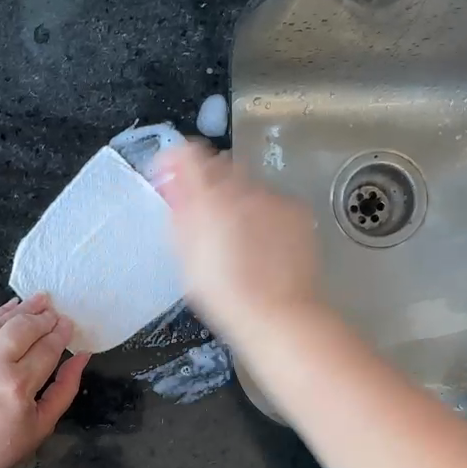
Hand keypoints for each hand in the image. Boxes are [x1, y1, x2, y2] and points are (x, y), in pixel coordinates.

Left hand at [0, 294, 88, 467]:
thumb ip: (64, 389)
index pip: (47, 348)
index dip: (61, 333)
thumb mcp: (40, 427)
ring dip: (19, 310)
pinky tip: (6, 313)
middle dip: (42, 316)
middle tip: (54, 309)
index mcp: (17, 386)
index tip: (68, 324)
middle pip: (23, 327)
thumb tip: (81, 356)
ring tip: (36, 301)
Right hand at [156, 142, 324, 339]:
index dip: (176, 161)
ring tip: (235, 239)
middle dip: (208, 184)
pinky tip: (261, 244)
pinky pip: (273, 201)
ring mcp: (273, 197)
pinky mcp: (296, 210)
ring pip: (248, 186)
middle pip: (220, 167)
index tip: (169, 176)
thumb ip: (178, 212)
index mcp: (207, 197)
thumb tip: (171, 181)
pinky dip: (263, 214)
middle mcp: (242, 187)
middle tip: (201, 215)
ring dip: (236, 201)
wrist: (276, 313)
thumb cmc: (223, 293)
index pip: (188, 154)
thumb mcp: (186, 256)